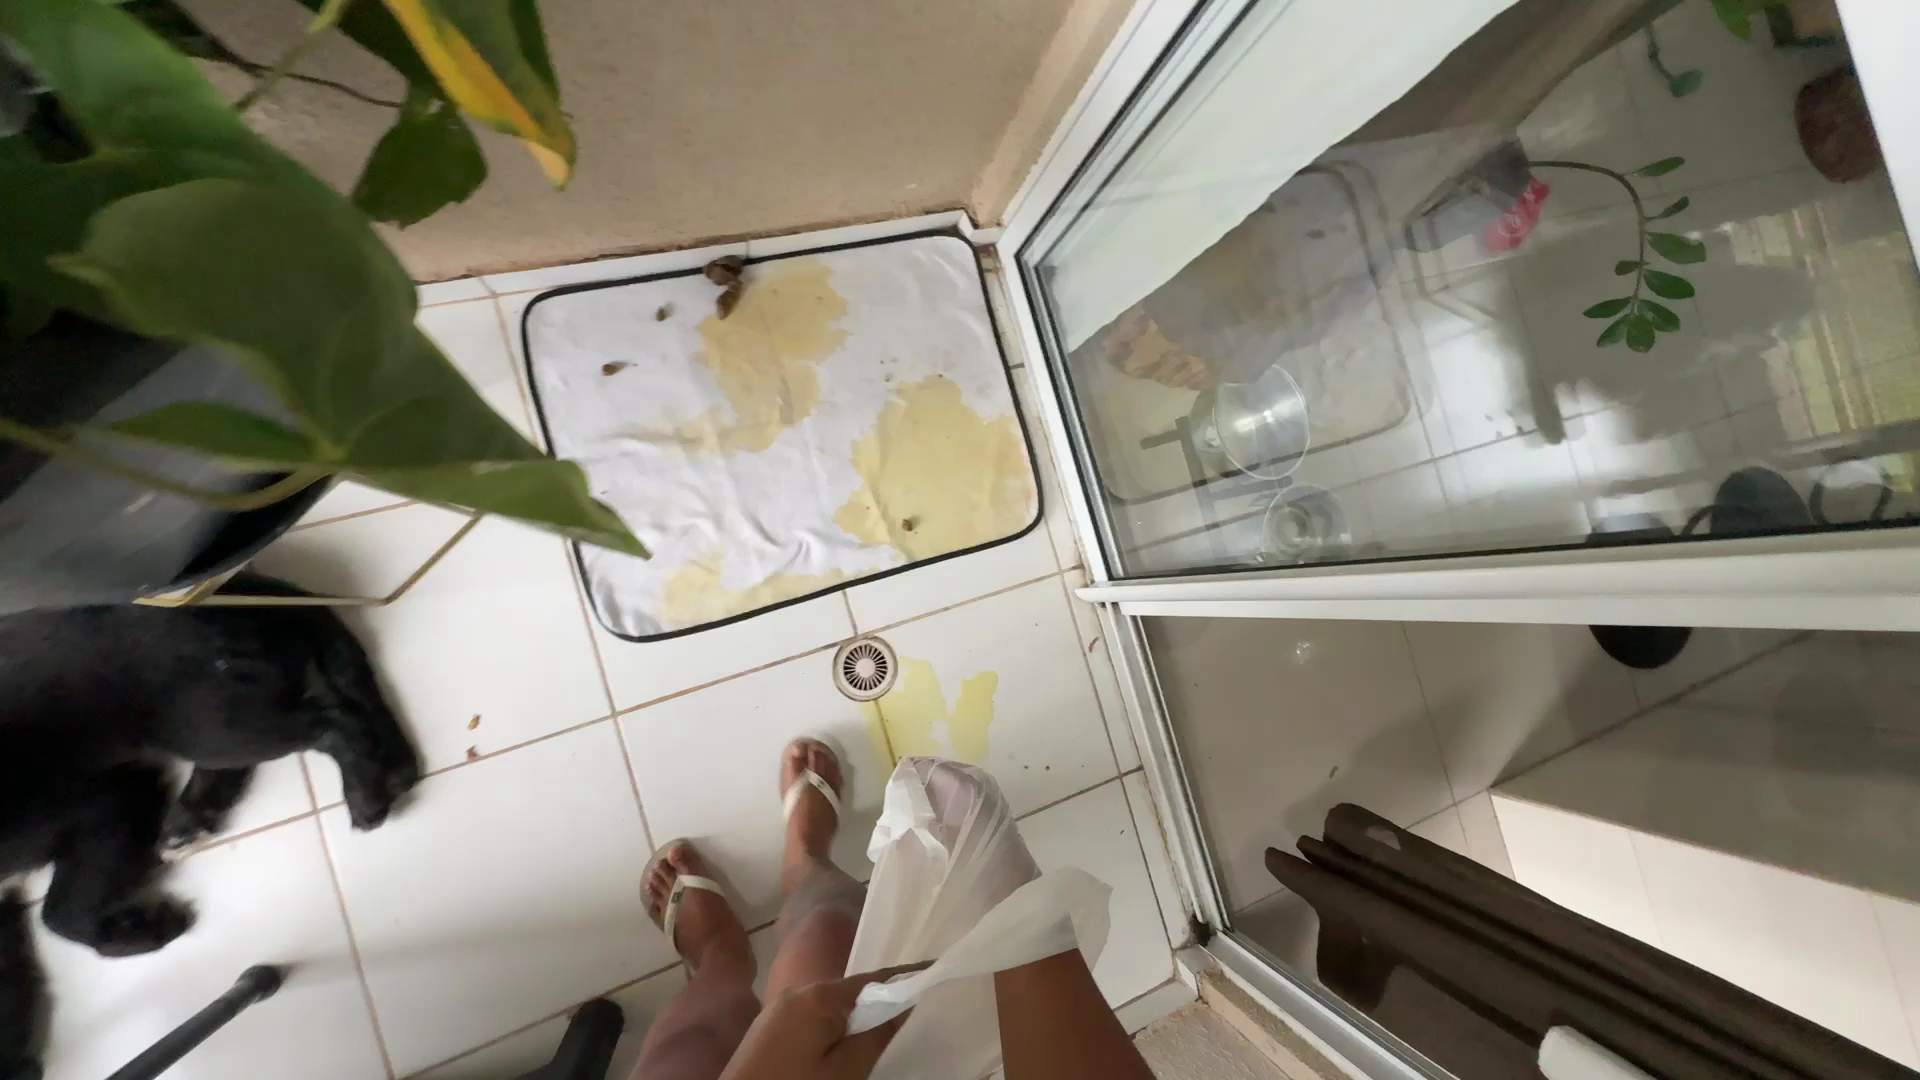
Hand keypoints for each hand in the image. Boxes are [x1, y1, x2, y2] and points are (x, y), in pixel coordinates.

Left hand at [718, 965, 923, 1079]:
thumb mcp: (843, 1074)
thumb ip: (875, 1036)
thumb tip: (903, 1004)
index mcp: (817, 996)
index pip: (873, 978)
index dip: (906, 977)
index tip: (935, 970)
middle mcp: (797, 992)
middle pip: (852, 990)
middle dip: (880, 999)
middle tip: (913, 1006)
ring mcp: (778, 1009)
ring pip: (831, 1004)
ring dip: (856, 1015)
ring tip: (883, 1027)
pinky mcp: (768, 1029)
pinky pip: (812, 1016)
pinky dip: (834, 1025)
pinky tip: (845, 1043)